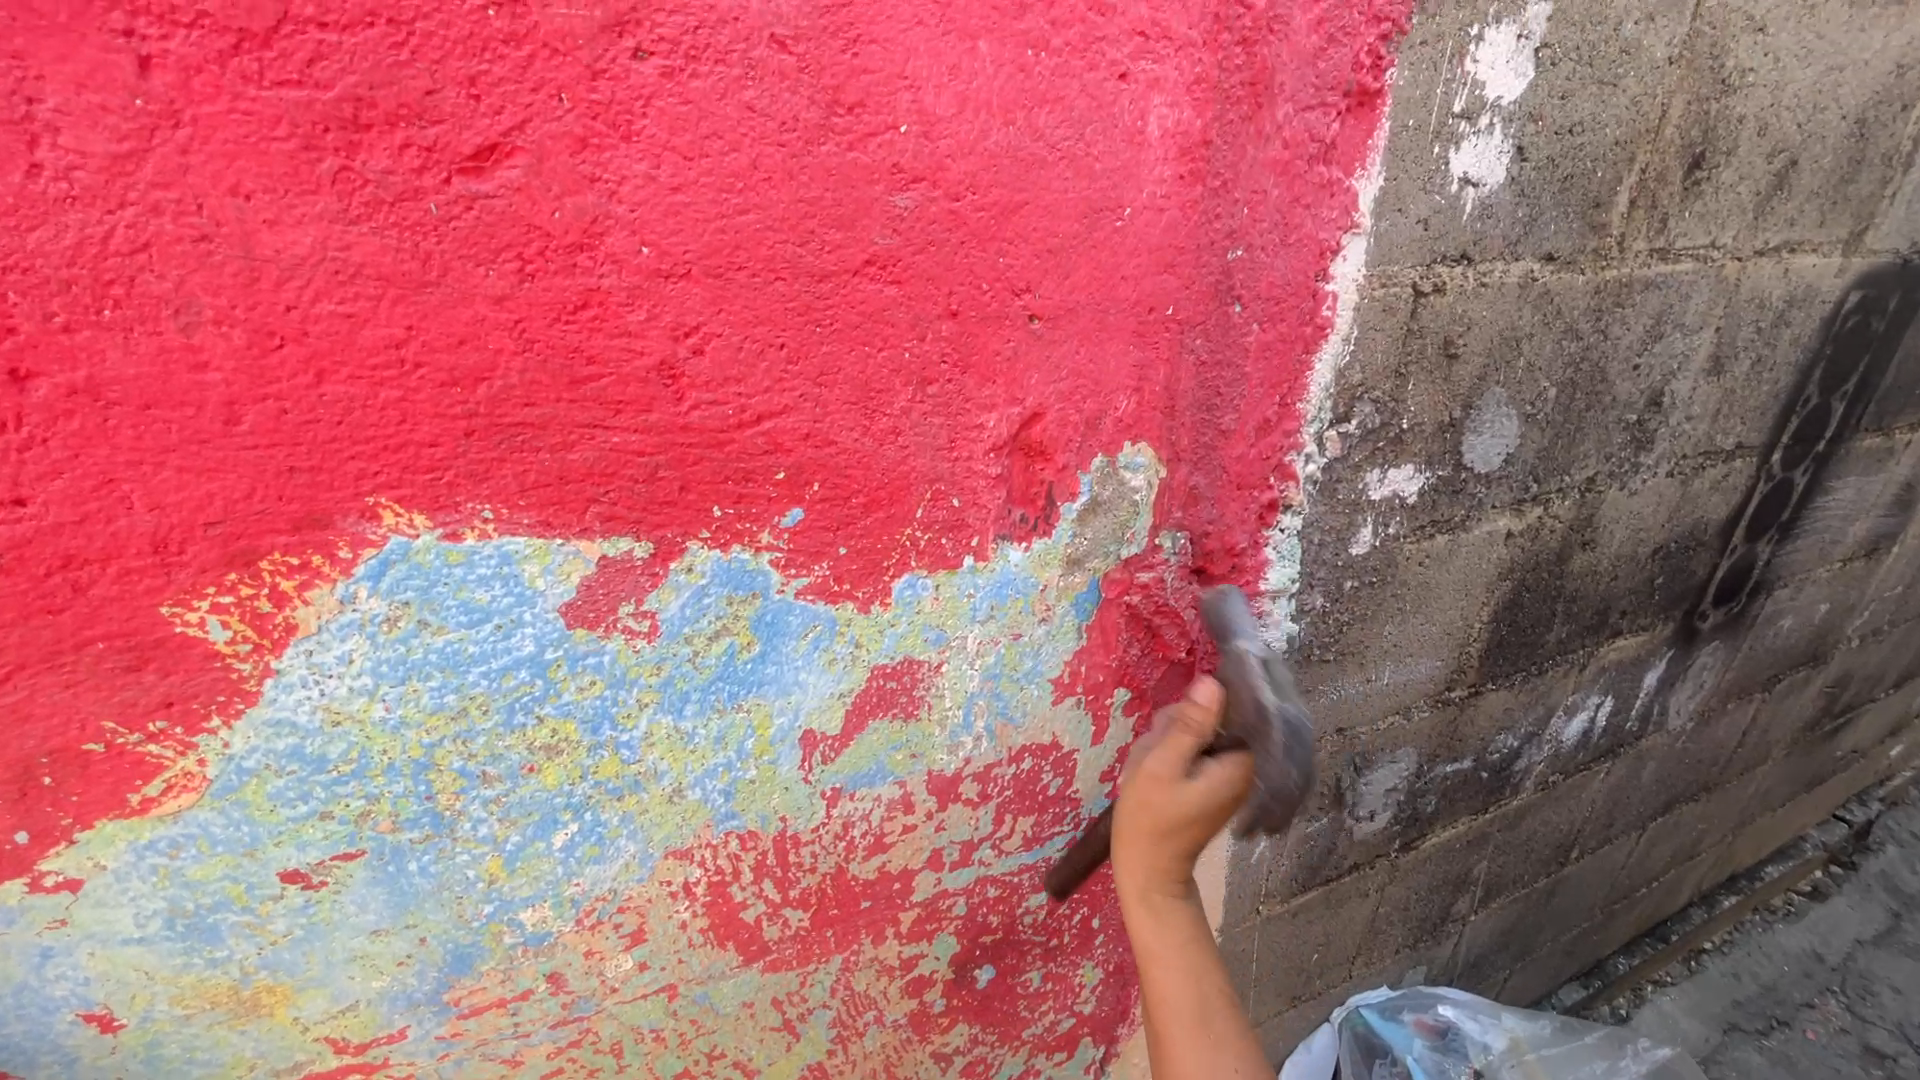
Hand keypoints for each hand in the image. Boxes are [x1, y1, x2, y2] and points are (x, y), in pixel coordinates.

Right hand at [1110, 676, 1255, 906]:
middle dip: (1176, 726)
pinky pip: (1194, 749)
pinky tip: (1156, 769)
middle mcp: (1243, 765)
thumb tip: (1211, 681)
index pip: (1231, 706)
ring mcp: (1229, 774)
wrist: (1148, 870)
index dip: (1197, 704)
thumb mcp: (1162, 764)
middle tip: (1155, 752)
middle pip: (1211, 717)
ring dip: (1168, 739)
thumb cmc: (1151, 819)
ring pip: (1197, 731)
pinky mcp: (1213, 780)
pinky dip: (1172, 753)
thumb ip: (1188, 724)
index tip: (1171, 722)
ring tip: (1151, 764)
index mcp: (1241, 761)